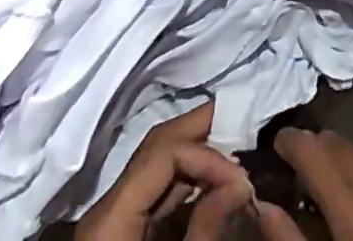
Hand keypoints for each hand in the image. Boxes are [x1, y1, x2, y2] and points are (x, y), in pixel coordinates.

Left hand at [76, 103, 260, 240]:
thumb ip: (207, 228)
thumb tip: (240, 183)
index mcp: (110, 218)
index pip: (162, 154)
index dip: (206, 155)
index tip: (242, 180)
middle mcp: (107, 208)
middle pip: (155, 147)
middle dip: (201, 131)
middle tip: (245, 122)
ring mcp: (113, 221)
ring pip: (156, 165)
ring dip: (198, 153)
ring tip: (236, 152)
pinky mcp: (124, 236)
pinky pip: (157, 192)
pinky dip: (189, 180)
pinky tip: (216, 183)